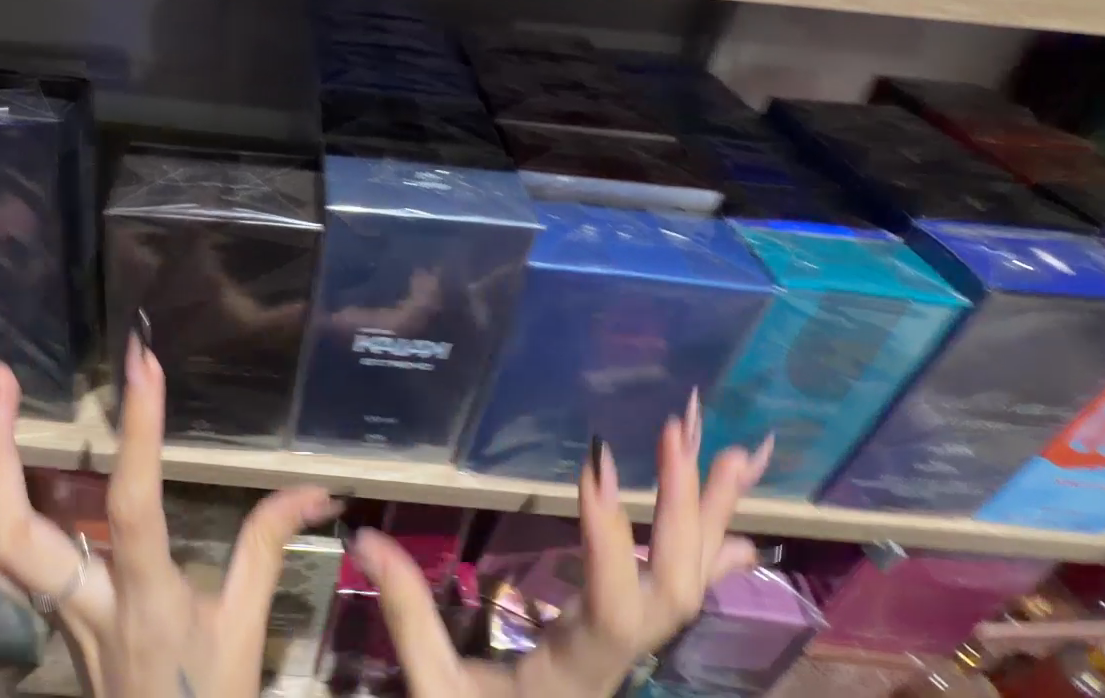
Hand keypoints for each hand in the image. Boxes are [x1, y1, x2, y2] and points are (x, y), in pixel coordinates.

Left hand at [0, 330, 340, 697]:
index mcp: (145, 597)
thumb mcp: (246, 624)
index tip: (142, 360)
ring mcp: (46, 613)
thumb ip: (269, 545)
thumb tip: (318, 490)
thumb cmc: (207, 692)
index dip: (138, 433)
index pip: (134, 507)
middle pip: (16, 532)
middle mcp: (80, 602)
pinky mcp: (35, 617)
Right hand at [348, 394, 771, 697]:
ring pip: (693, 583)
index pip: (612, 606)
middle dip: (681, 506)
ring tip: (738, 452)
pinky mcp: (633, 637)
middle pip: (675, 586)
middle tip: (680, 431)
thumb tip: (362, 538)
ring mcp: (637, 648)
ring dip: (713, 514)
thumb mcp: (435, 687)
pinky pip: (687, 593)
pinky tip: (741, 531)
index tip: (597, 463)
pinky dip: (716, 553)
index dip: (610, 538)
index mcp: (578, 669)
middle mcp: (624, 656)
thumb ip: (406, 614)